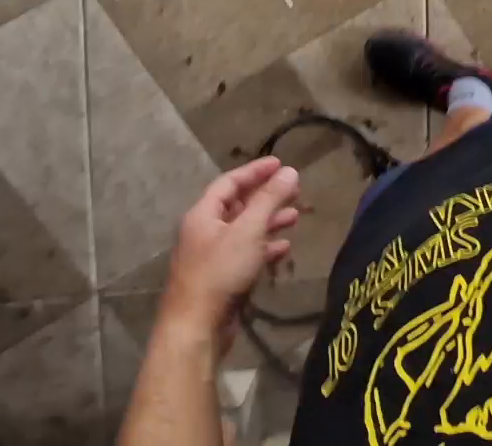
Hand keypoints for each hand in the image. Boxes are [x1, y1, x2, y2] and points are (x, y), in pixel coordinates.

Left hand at [161, 156, 300, 352]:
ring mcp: (212, 256)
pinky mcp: (221, 277)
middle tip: (294, 189)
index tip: (281, 163)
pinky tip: (283, 248)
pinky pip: (246, 253)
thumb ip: (269, 199)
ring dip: (269, 221)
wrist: (196, 328)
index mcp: (203, 216)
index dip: (255, 171)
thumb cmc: (220, 271)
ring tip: (295, 217)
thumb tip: (290, 171)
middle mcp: (205, 232)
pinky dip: (265, 246)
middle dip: (267, 196)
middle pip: (238, 205)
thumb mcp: (249, 229)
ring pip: (245, 230)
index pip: (229, 182)